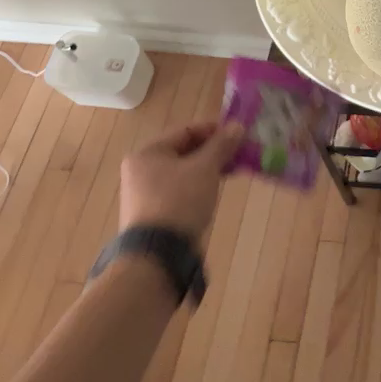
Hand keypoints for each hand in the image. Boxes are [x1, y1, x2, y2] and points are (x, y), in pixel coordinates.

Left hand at [118, 121, 244, 241]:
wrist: (157, 255)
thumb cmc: (180, 201)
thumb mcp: (205, 168)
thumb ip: (221, 145)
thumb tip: (237, 126)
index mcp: (148, 153)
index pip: (186, 131)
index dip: (214, 130)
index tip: (239, 134)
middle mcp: (141, 170)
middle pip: (185, 151)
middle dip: (214, 151)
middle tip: (239, 154)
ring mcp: (145, 193)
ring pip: (184, 172)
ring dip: (208, 169)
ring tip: (233, 171)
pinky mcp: (153, 213)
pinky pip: (180, 190)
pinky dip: (198, 186)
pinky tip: (215, 190)